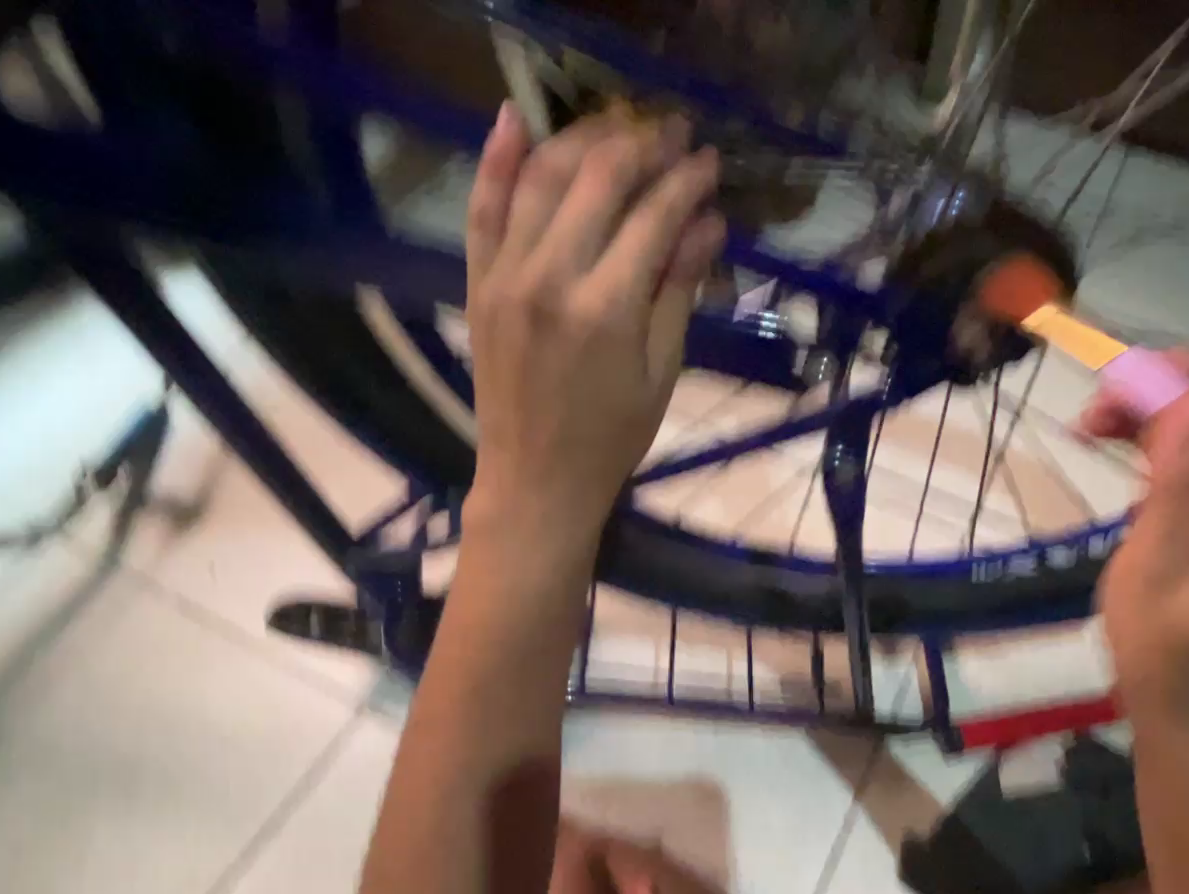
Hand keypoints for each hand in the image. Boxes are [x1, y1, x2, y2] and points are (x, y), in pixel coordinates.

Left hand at [462, 104, 725, 538]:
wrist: (536, 481)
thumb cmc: (612, 438)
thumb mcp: (662, 372)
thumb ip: (678, 290)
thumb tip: (707, 223)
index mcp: (606, 308)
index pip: (654, 216)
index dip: (687, 181)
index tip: (710, 162)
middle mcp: (550, 276)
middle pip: (598, 179)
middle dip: (643, 145)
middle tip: (675, 133)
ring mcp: (505, 275)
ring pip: (542, 177)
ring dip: (584, 138)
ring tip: (621, 123)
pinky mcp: (478, 283)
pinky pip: (482, 208)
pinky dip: (497, 160)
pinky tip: (516, 117)